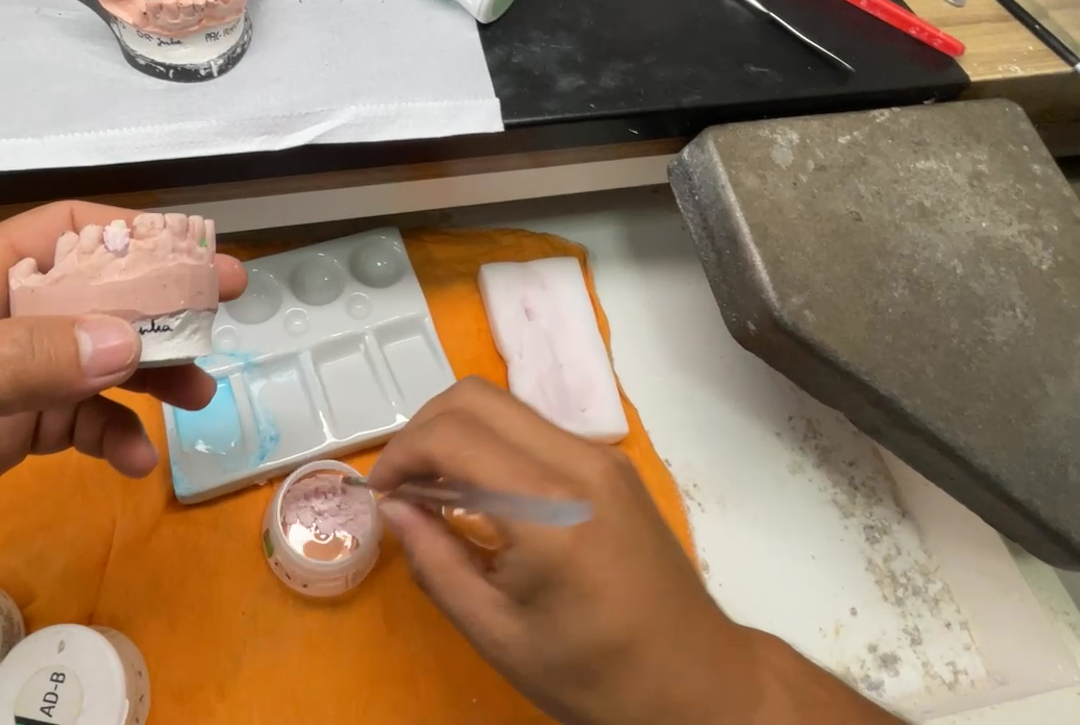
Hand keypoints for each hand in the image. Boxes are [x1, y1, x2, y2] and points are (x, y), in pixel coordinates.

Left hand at [0, 201, 245, 636]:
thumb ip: (16, 365)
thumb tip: (127, 339)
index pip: (58, 236)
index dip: (130, 236)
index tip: (195, 254)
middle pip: (88, 299)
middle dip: (157, 306)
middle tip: (225, 314)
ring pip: (86, 365)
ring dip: (143, 376)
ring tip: (197, 397)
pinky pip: (66, 429)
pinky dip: (107, 437)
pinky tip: (134, 461)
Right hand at [371, 379, 895, 724]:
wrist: (700, 682)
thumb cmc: (596, 675)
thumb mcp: (498, 635)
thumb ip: (436, 563)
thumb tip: (392, 509)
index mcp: (550, 510)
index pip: (454, 437)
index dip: (401, 454)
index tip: (379, 491)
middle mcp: (577, 462)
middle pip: (475, 397)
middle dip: (422, 428)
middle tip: (402, 481)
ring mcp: (599, 454)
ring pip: (503, 402)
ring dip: (454, 429)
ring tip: (433, 485)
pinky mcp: (609, 460)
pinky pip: (531, 426)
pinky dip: (488, 439)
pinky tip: (478, 488)